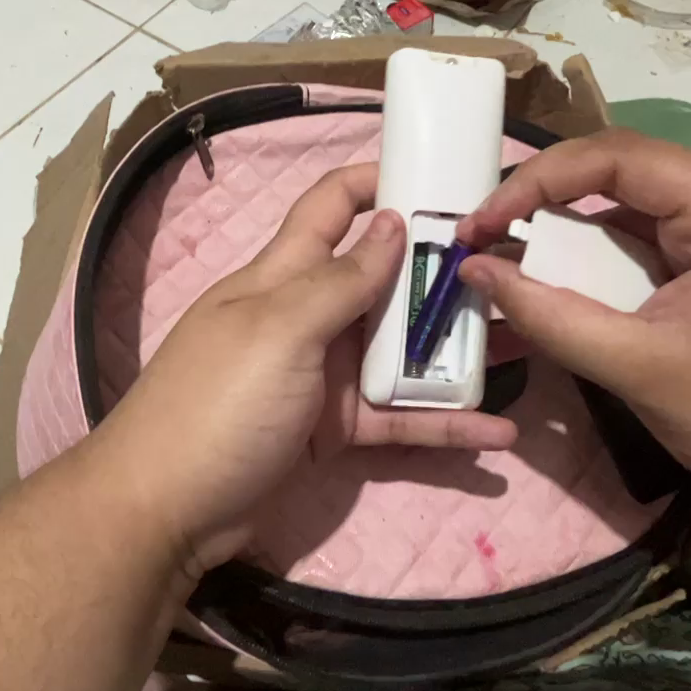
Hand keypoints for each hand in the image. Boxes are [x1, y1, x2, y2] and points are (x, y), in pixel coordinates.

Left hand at [99, 163, 518, 574]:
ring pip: (400, 350)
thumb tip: (391, 220)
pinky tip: (498, 430)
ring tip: (525, 341)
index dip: (377, 181)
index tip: (440, 178)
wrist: (165, 512)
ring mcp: (324, 374)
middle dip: (439, 272)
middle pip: (383, 280)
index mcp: (285, 274)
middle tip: (511, 267)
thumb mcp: (278, 330)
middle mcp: (309, 316)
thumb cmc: (218, 401)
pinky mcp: (335, 430)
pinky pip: (399, 418)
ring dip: (456, 348)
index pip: (331, 205)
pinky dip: (444, 424)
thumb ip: (340, 280)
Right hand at [454, 129, 690, 508]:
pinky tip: (555, 277)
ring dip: (563, 230)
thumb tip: (473, 268)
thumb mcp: (643, 370)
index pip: (619, 158)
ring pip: (625, 206)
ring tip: (505, 255)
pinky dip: (591, 258)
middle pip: (620, 173)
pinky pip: (641, 240)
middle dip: (543, 200)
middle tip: (482, 236)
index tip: (481, 223)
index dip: (537, 181)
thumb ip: (552, 314)